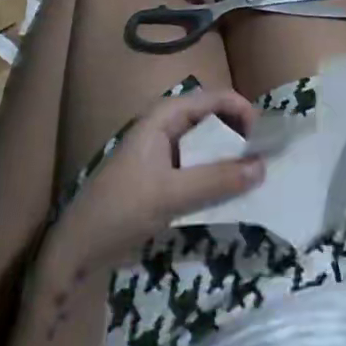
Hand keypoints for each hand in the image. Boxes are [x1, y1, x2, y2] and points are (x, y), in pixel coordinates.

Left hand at [46, 90, 264, 269]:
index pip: (213, 98)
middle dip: (239, 132)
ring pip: (206, 143)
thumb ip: (217, 180)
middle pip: (212, 118)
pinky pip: (198, 164)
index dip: (242, 110)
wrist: (80, 246)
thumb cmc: (121, 208)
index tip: (266, 136)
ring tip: (255, 173)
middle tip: (265, 156)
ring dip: (230, 155)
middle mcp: (165, 125)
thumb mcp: (172, 194)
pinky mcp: (163, 174)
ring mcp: (163, 150)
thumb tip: (263, 167)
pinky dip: (217, 172)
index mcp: (164, 116)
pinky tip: (231, 190)